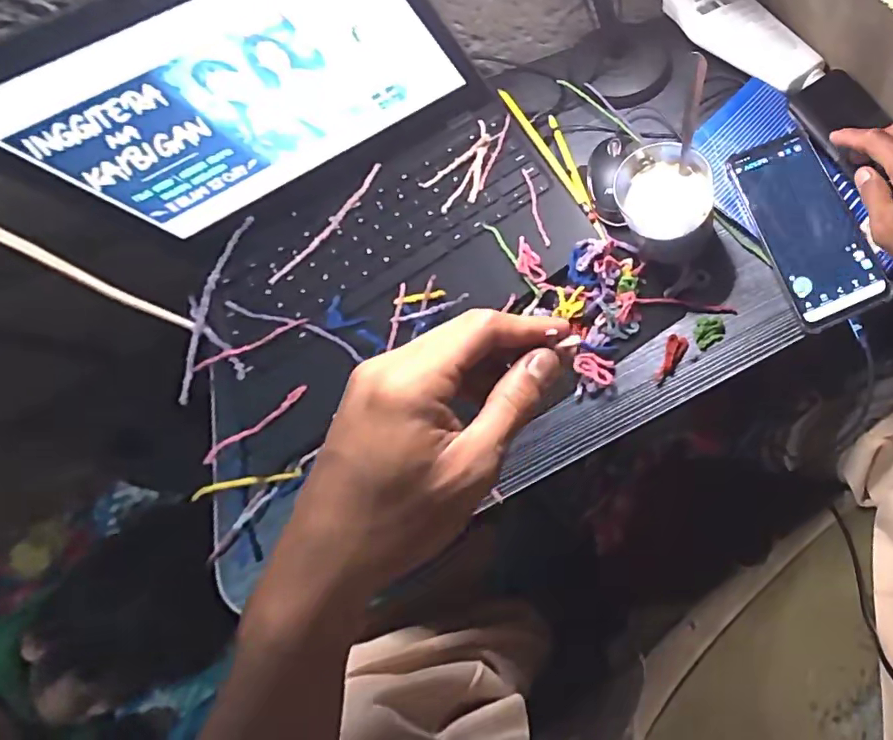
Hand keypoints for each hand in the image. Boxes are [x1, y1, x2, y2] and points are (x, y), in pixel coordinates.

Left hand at [290, 310, 569, 588]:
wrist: (322, 567)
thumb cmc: (403, 522)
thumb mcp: (474, 464)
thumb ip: (515, 401)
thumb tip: (550, 357)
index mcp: (410, 377)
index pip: (482, 327)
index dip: (531, 326)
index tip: (570, 337)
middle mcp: (389, 363)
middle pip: (465, 331)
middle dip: (514, 340)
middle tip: (557, 358)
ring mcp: (374, 378)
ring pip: (448, 347)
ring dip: (490, 358)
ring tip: (529, 381)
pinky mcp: (370, 395)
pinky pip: (429, 368)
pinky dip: (464, 375)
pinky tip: (487, 398)